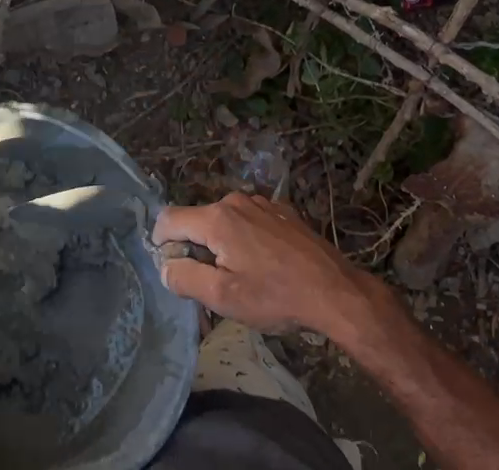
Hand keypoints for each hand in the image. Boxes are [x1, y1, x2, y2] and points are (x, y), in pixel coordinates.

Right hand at [152, 192, 369, 336]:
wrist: (336, 292)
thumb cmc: (276, 297)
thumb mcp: (224, 297)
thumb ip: (185, 278)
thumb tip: (166, 266)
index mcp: (216, 218)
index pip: (169, 219)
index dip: (162, 244)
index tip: (175, 271)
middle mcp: (235, 201)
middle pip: (197, 221)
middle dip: (195, 249)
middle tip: (212, 283)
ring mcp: (261, 203)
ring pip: (224, 221)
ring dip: (221, 245)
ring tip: (242, 277)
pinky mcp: (282, 211)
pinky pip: (249, 221)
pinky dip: (245, 239)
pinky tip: (265, 264)